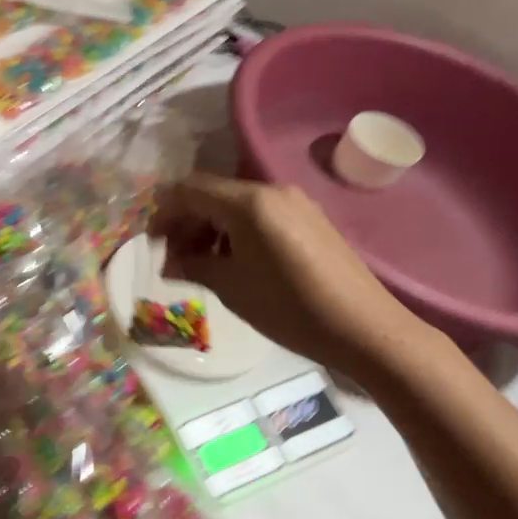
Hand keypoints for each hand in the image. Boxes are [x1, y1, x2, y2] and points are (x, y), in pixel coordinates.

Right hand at [149, 173, 437, 377]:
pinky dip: (236, 234)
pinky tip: (234, 265)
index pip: (189, 189)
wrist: (366, 329)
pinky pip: (259, 216)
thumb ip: (192, 265)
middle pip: (212, 194)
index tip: (152, 244)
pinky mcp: (310, 221)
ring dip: (210, 230)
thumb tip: (170, 262)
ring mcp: (295, 204)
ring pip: (235, 206)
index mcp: (248, 202)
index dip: (163, 213)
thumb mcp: (230, 288)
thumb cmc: (290, 308)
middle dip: (186, 224)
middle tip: (172, 261)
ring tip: (201, 268)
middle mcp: (271, 192)